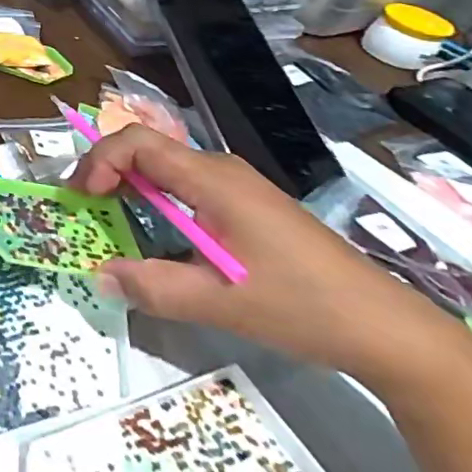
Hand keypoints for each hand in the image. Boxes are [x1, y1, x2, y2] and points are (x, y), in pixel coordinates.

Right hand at [70, 125, 463, 380]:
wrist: (386, 328)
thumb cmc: (302, 305)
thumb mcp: (220, 304)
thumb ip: (153, 287)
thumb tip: (98, 275)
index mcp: (212, 180)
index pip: (138, 143)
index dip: (101, 160)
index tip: (85, 198)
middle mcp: (221, 170)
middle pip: (148, 148)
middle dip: (107, 170)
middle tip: (85, 207)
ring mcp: (236, 184)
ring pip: (165, 165)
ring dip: (129, 183)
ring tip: (110, 216)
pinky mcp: (246, 203)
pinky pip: (185, 184)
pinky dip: (155, 196)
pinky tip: (155, 229)